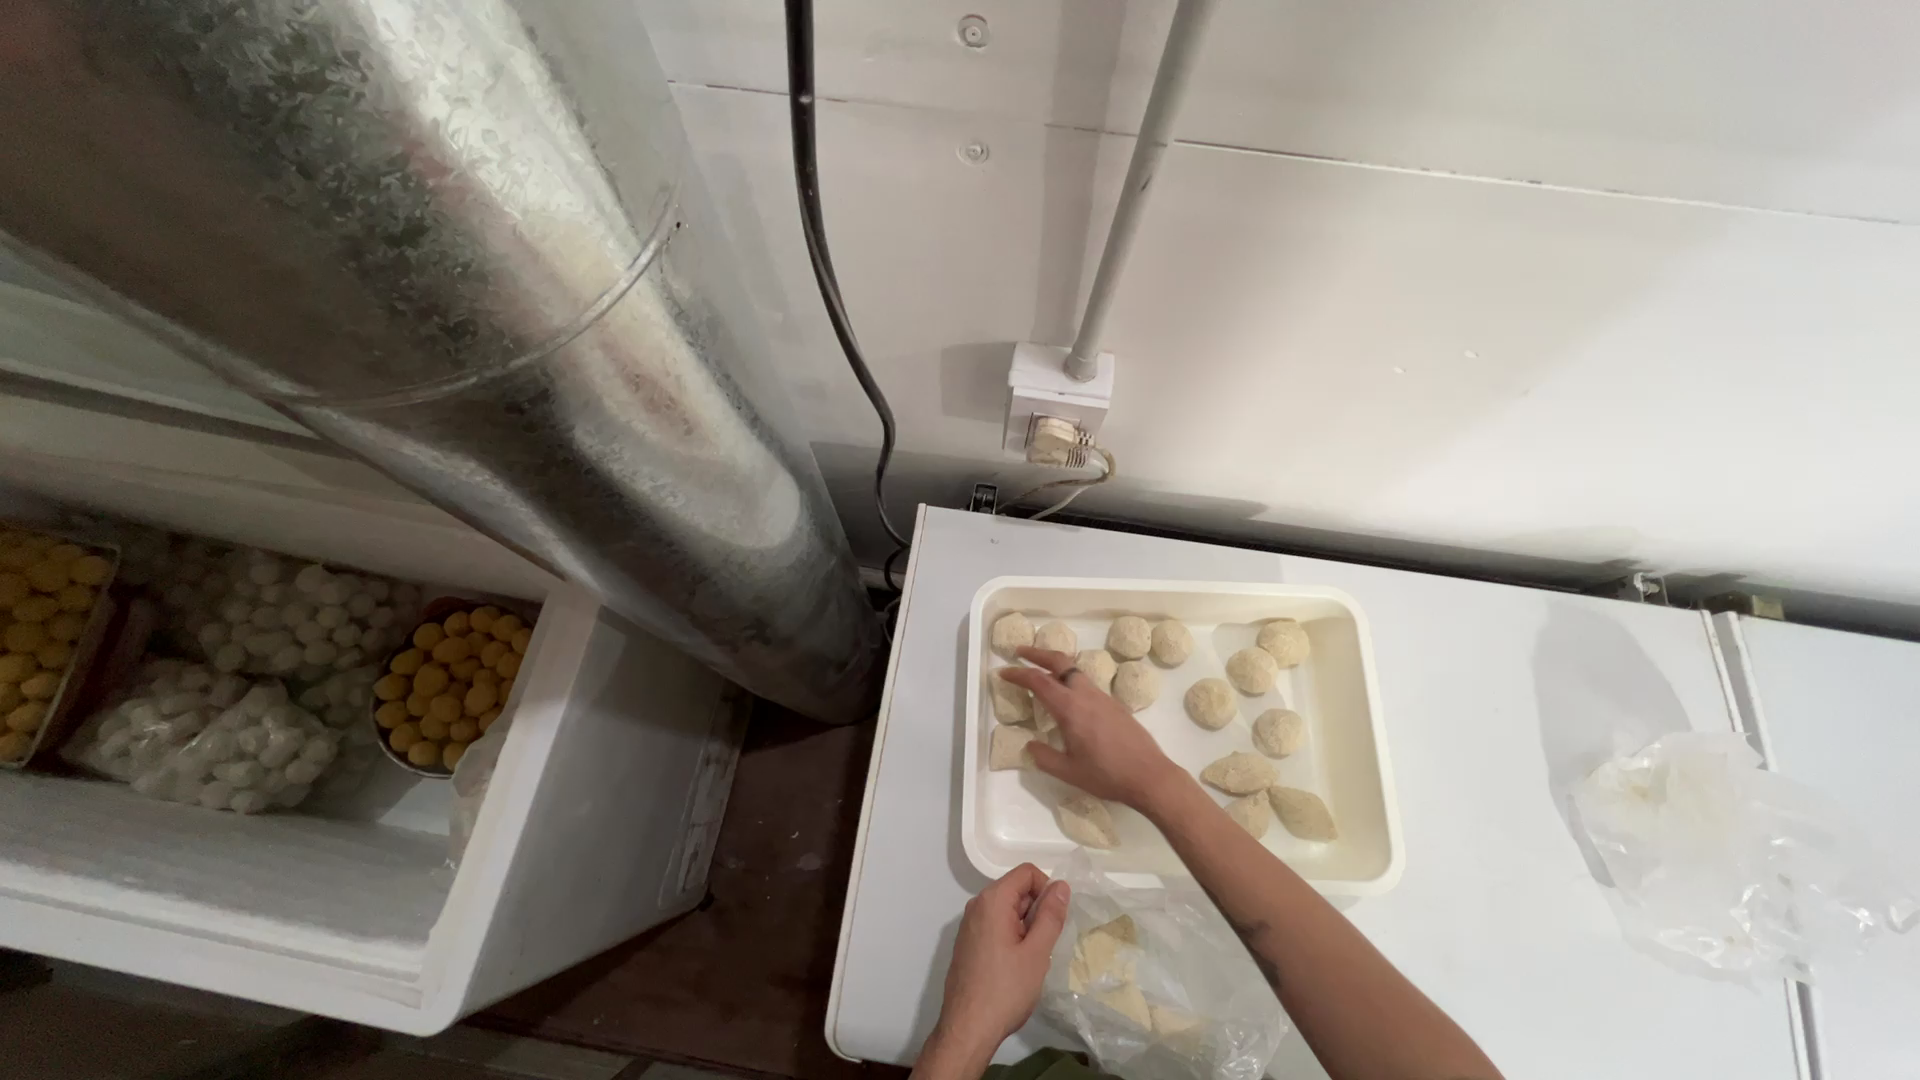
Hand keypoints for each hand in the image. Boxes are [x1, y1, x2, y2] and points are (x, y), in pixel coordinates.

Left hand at [935, 863, 1070, 1048]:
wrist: (967, 1029)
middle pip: (1016, 889)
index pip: (1026, 872)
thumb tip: (1061, 885)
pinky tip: (1015, 966)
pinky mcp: (968, 942)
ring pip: (1007, 909)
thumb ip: (1051, 915)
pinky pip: (995, 925)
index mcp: (992, 900)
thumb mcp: (1036, 952)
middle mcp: (977, 905)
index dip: (1046, 889)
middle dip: (1036, 909)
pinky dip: (1011, 935)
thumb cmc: (1005, 990)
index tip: (1054, 919)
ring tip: (1031, 959)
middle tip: (1044, 945)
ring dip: (1025, 925)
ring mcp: (969, 924)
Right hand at [998, 647, 1183, 809]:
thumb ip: (1045, 757)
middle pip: (1059, 662)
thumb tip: (1030, 745)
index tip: (1003, 672)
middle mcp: (1086, 695)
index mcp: (1070, 708)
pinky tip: (1068, 698)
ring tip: (1042, 672)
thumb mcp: (1069, 772)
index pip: (1038, 681)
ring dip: (1055, 666)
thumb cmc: (1107, 775)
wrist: (1149, 776)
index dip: (1018, 674)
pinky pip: (1087, 684)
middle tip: (1019, 652)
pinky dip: (1070, 680)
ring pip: (1075, 671)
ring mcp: (1103, 698)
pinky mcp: (1115, 705)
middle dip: (1037, 654)